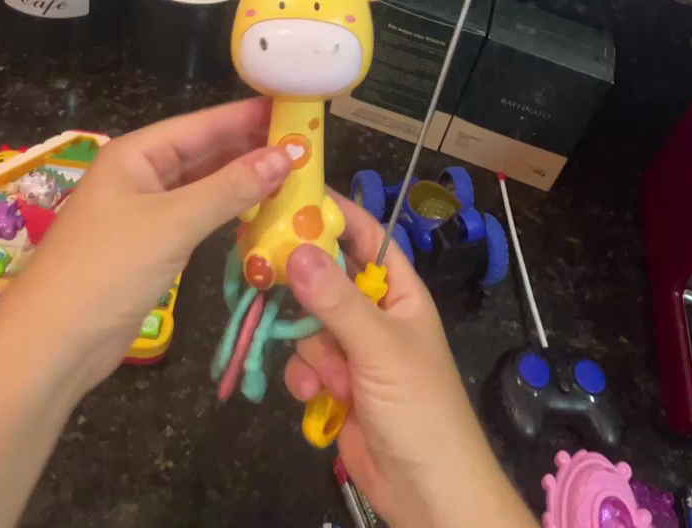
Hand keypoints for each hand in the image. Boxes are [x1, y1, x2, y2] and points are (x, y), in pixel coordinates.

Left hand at [9, 99, 290, 392]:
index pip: (203, 124)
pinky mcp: (153, 244)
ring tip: (296, 175)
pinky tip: (264, 211)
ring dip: (245, 182)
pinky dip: (230, 212)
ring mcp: (147, 210)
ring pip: (206, 185)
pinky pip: (200, 215)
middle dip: (252, 148)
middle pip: (206, 152)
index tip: (296, 109)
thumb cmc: (107, 270)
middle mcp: (142, 174)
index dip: (249, 116)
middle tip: (306, 146)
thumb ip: (231, 187)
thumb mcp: (173, 223)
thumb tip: (287, 155)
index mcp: (137, 154)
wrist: (51, 346)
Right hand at [283, 196, 533, 527]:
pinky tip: (315, 398)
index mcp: (398, 290)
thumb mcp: (379, 348)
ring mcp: (354, 350)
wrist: (428, 493)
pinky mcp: (336, 385)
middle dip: (303, 292)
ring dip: (309, 351)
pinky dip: (305, 379)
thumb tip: (295, 250)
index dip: (334, 214)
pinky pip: (305, 363)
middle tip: (264, 277)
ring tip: (325, 378)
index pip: (365, 236)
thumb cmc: (419, 408)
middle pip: (325, 280)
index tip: (291, 198)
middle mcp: (375, 312)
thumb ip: (336, 301)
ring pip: (308, 326)